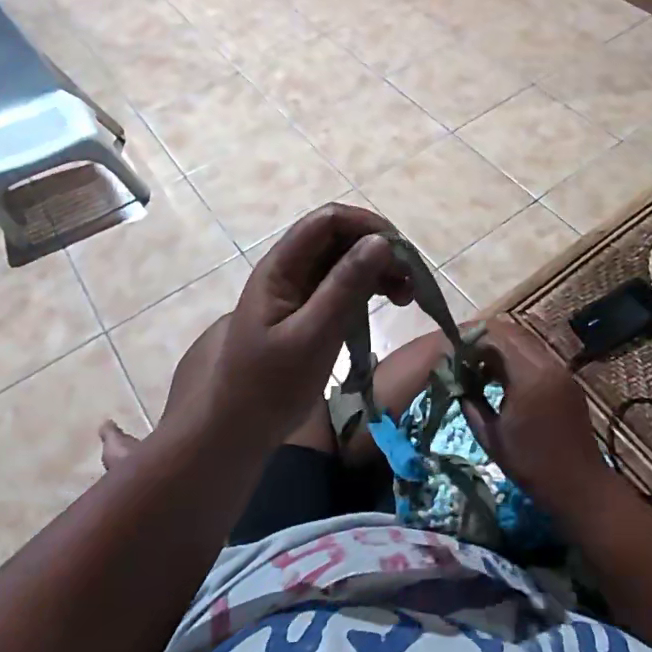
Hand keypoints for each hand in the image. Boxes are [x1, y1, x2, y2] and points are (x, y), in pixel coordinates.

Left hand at [167, 204, 409, 444]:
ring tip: (408, 295)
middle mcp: (292, 271)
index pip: (327, 221)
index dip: (366, 226)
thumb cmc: (271, 385)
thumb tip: (381, 241)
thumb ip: (345, 286)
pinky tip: (394, 301)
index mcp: (281, 269)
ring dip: (381, 268)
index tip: (402, 252)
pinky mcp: (313, 310)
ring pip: (348, 260)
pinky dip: (373, 287)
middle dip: (380, 249)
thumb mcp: (313, 335)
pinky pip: (347, 284)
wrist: (239, 429)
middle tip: (412, 278)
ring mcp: (302, 290)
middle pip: (341, 237)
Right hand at [462, 317, 617, 516]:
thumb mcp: (490, 436)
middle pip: (513, 334)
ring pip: (527, 344)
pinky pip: (538, 358)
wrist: (578, 484)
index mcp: (529, 376)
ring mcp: (561, 371)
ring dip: (502, 349)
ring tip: (478, 367)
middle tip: (462, 355)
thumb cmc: (530, 464)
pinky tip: (501, 378)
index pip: (497, 338)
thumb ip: (471, 402)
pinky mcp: (567, 380)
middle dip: (485, 340)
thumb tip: (456, 382)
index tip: (452, 349)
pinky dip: (518, 360)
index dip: (472, 339)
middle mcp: (548, 364)